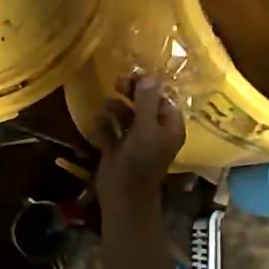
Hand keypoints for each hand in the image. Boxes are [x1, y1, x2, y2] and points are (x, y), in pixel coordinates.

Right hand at [96, 74, 184, 209]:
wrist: (123, 194)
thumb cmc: (140, 160)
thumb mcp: (146, 128)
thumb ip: (147, 101)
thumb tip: (148, 76)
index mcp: (169, 127)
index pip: (164, 98)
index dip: (151, 86)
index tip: (135, 75)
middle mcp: (154, 132)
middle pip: (145, 105)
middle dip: (132, 93)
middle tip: (118, 83)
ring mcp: (135, 141)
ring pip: (127, 116)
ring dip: (117, 107)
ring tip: (106, 103)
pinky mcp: (117, 148)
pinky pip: (112, 130)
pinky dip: (106, 124)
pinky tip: (98, 119)